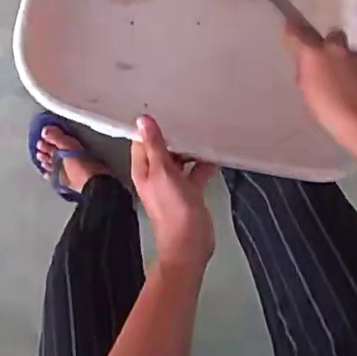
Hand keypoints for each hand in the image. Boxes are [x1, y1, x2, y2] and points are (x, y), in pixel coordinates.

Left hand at [131, 115, 217, 274]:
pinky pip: (196, 171)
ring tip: (202, 130)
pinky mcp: (190, 191)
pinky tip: (214, 153)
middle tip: (186, 115)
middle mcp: (156, 174)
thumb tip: (142, 120)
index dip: (150, 126)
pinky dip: (203, 163)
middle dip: (173, 135)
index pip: (142, 141)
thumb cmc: (173, 209)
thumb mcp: (163, 172)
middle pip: (162, 148)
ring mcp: (173, 183)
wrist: (190, 246)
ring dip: (190, 148)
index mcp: (144, 170)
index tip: (162, 108)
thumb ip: (155, 146)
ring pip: (180, 158)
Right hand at [286, 23, 356, 148]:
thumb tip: (310, 69)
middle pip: (332, 36)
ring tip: (349, 84)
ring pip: (350, 52)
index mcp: (313, 55)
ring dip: (347, 62)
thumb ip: (308, 76)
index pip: (300, 32)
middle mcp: (335, 48)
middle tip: (329, 64)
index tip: (292, 23)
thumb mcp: (309, 95)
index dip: (295, 27)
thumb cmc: (329, 113)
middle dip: (330, 45)